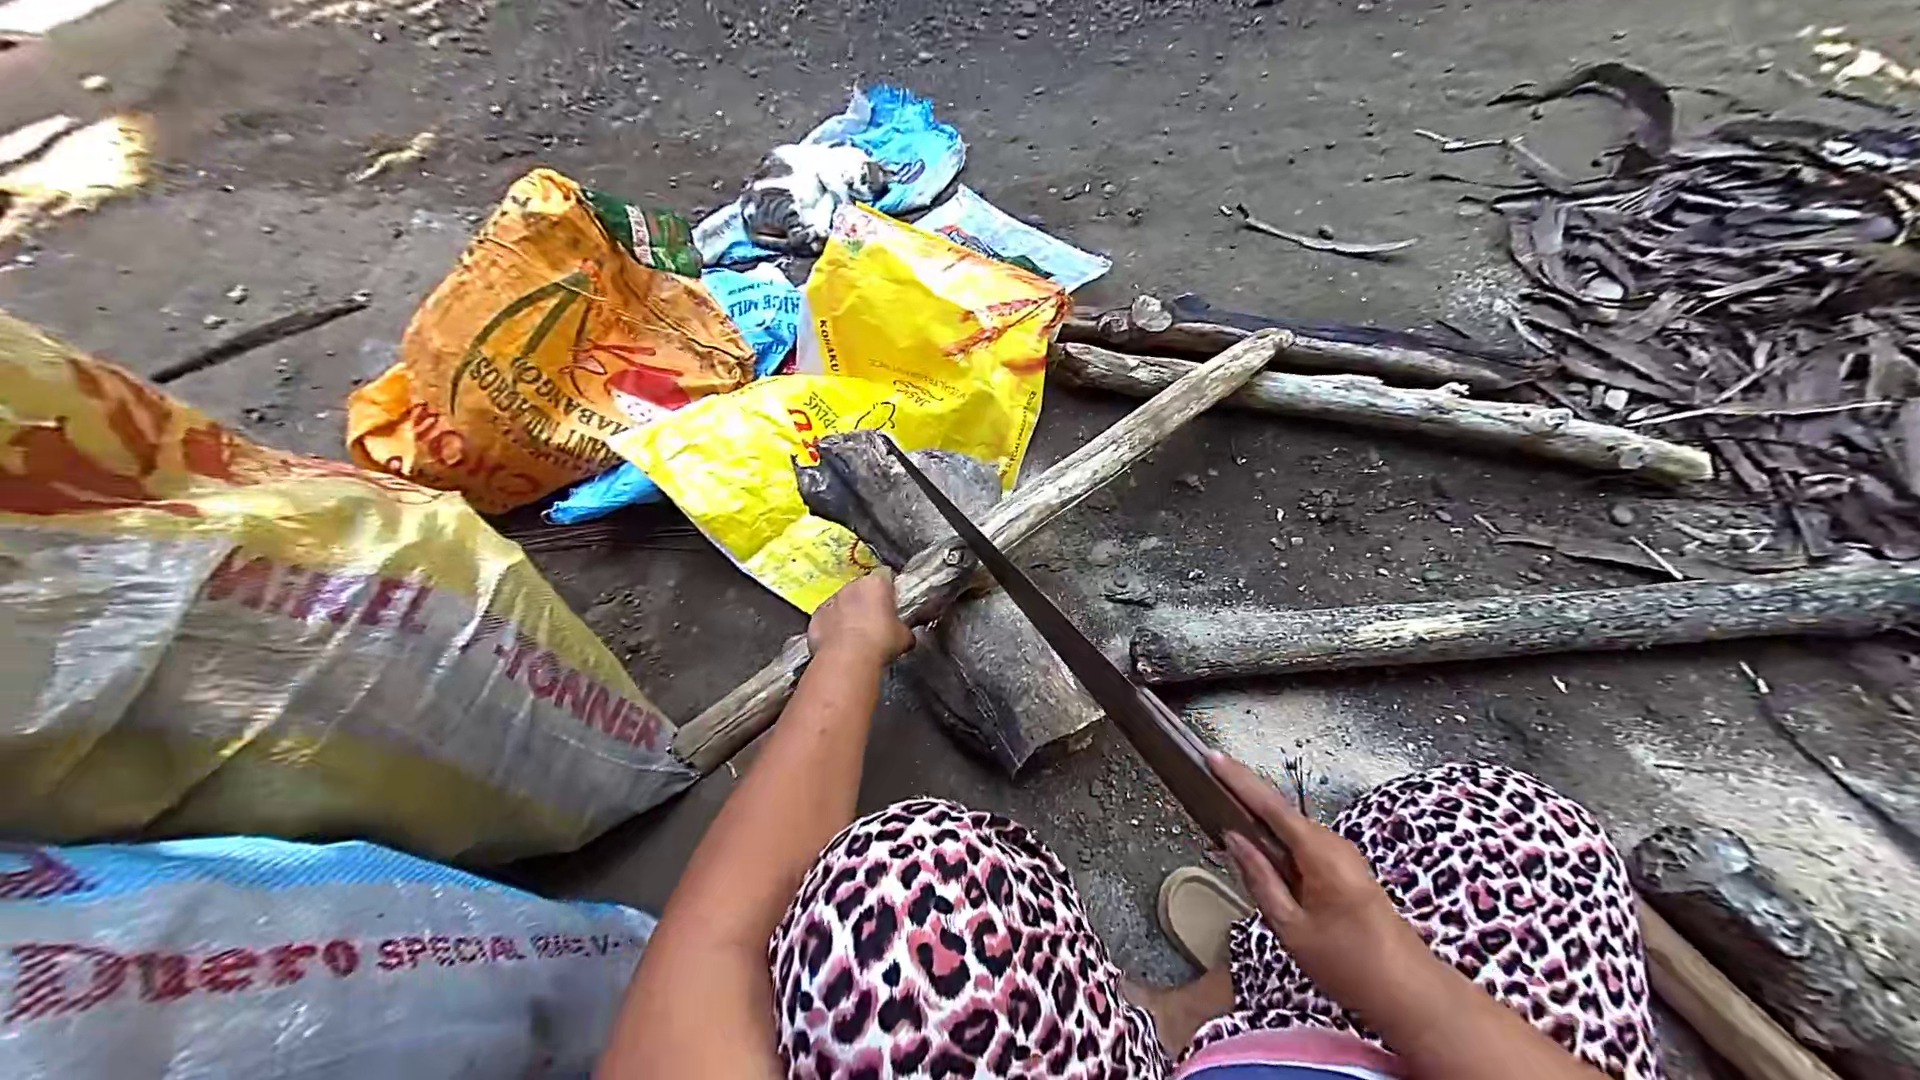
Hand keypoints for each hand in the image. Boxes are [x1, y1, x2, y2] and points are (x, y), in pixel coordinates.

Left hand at [808, 568, 913, 664]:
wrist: (847, 659)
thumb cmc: (881, 641)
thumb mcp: (904, 637)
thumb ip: (904, 630)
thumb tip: (905, 634)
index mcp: (876, 583)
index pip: (885, 576)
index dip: (889, 591)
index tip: (891, 605)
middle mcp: (851, 585)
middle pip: (861, 589)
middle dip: (866, 601)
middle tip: (874, 622)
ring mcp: (830, 600)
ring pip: (841, 603)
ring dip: (846, 613)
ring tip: (854, 636)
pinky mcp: (815, 618)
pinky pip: (826, 620)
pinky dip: (831, 628)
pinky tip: (838, 644)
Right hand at [1209, 752, 1430, 1014]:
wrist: (1413, 995)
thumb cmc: (1351, 966)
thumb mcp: (1292, 927)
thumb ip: (1259, 877)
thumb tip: (1233, 838)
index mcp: (1319, 853)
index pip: (1269, 804)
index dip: (1237, 778)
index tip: (1212, 757)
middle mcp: (1332, 842)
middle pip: (1279, 808)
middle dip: (1243, 790)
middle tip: (1209, 775)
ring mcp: (1341, 852)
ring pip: (1289, 824)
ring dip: (1258, 812)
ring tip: (1222, 803)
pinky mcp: (1344, 865)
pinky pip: (1300, 839)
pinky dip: (1274, 831)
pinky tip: (1255, 839)